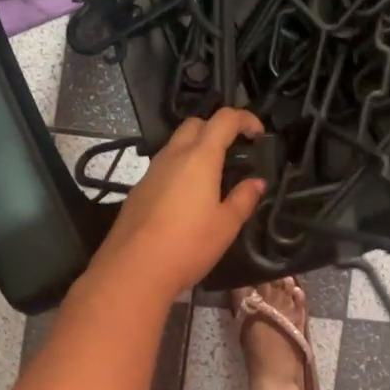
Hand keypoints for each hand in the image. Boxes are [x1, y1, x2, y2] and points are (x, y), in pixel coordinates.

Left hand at [87, 108, 266, 300]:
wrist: (132, 271)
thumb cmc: (187, 245)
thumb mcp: (226, 225)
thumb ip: (244, 199)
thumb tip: (257, 182)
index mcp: (200, 157)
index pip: (224, 119)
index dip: (245, 119)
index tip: (258, 134)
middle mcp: (173, 155)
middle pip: (196, 124)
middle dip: (217, 128)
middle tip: (234, 151)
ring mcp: (152, 171)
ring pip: (176, 143)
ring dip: (197, 148)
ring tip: (213, 176)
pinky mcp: (139, 189)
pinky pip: (164, 166)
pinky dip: (180, 168)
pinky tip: (187, 197)